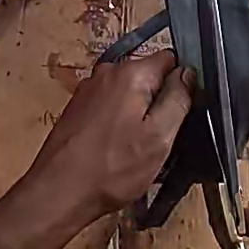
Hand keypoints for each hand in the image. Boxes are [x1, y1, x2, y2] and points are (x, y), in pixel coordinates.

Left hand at [14, 51, 192, 234]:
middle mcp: (107, 71)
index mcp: (130, 73)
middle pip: (149, 76)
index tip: (185, 110)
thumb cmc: (112, 167)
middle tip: (164, 136)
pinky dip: (121, 121)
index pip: (170, 59)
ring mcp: (90, 88)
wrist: (59, 189)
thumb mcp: (159, 137)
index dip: (183, 81)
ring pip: (130, 93)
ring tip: (141, 147)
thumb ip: (177, 99)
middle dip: (161, 100)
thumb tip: (188, 72)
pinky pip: (112, 105)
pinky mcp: (79, 106)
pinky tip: (120, 149)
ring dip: (141, 114)